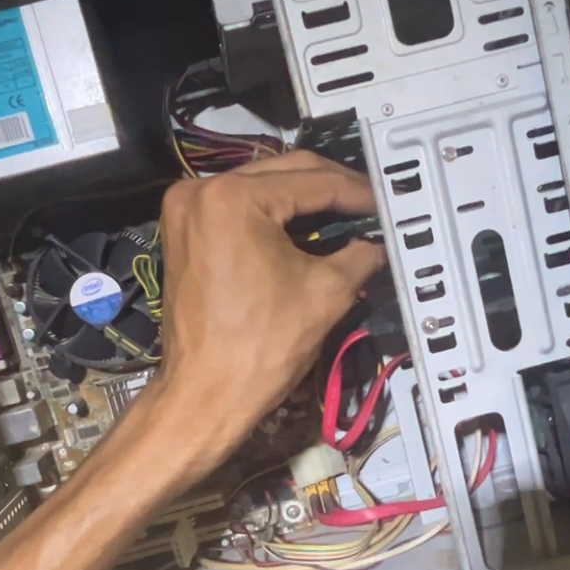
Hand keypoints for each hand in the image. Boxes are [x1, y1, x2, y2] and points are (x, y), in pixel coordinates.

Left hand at [148, 151, 383, 465]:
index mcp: (233, 197)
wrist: (205, 394)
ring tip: (345, 213)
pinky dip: (273, 216)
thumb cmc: (262, 346)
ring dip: (302, 199)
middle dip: (330, 188)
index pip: (312, 182)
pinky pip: (239, 210)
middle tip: (369, 203)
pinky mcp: (184, 233)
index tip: (386, 201)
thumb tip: (377, 242)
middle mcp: (200, 191)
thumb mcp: (327, 293)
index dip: (356, 191)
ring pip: (260, 189)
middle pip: (283, 174)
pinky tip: (306, 226)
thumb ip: (359, 254)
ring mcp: (186, 211)